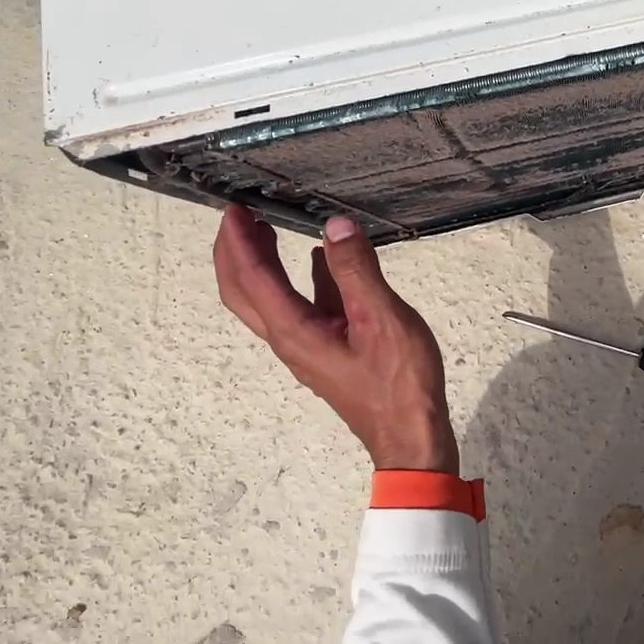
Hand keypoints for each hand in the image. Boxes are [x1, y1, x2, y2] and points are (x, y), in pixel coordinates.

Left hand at [213, 207, 458, 473]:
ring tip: (266, 228)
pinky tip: (318, 258)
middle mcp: (289, 338)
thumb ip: (358, 270)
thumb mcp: (382, 319)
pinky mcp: (327, 348)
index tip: (231, 208)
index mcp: (295, 330)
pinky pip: (300, 305)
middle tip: (237, 214)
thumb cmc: (398, 380)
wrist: (411, 435)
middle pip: (243, 293)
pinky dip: (297, 277)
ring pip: (267, 300)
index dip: (238, 241)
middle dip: (232, 253)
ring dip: (258, 264)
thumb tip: (335, 225)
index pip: (253, 278)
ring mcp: (307, 345)